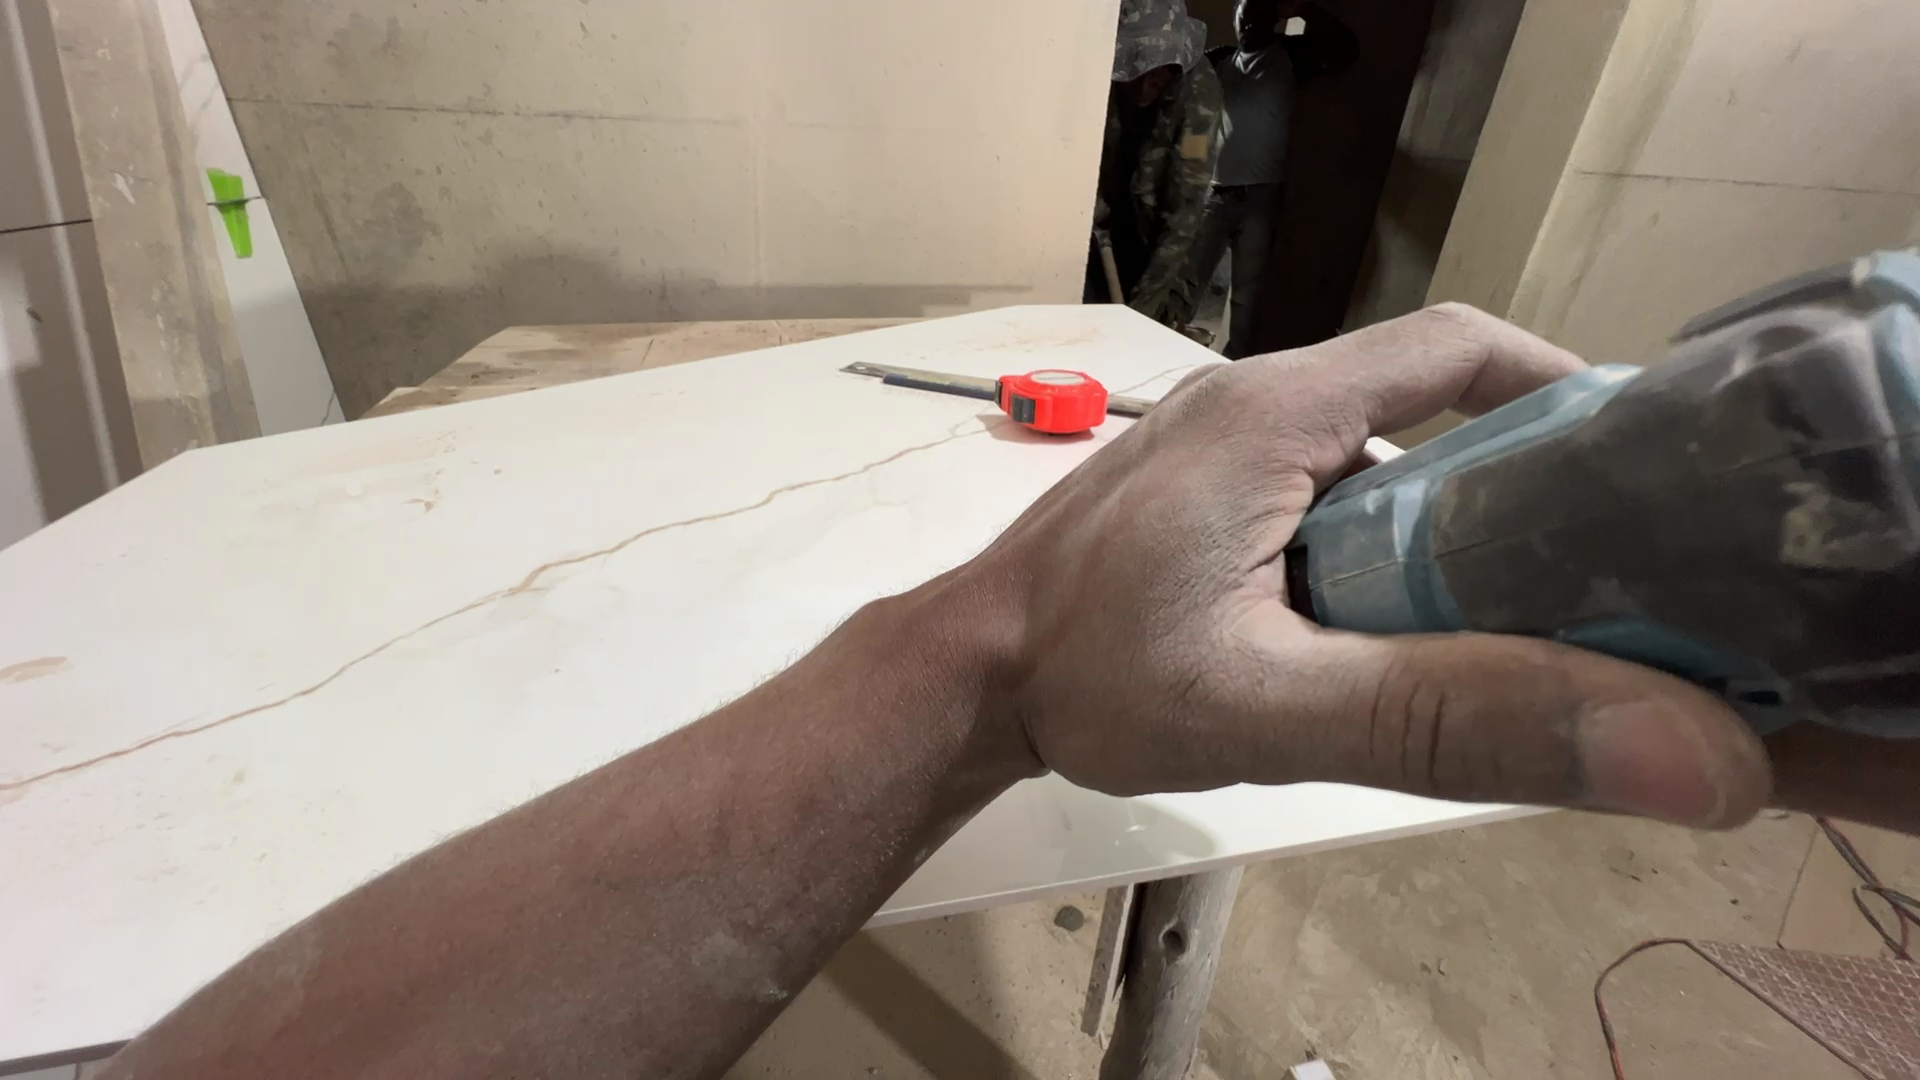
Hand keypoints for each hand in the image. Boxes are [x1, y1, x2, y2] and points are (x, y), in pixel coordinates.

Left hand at [961, 304, 1776, 827]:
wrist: (968, 668)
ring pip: (1352, 453)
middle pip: (1410, 405)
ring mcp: (1197, 445)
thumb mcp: (1265, 706)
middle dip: (1500, 485)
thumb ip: (1442, 715)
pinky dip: (1352, 536)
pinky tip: (1358, 617)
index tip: (1630, 479)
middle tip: (1573, 581)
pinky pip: (1295, 484)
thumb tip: (1676, 748)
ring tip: (1478, 617)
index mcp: (1265, 416)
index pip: (1454, 352)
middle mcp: (1233, 404)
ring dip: (1423, 522)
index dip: (1559, 397)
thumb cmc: (1086, 678)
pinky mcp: (1175, 489)